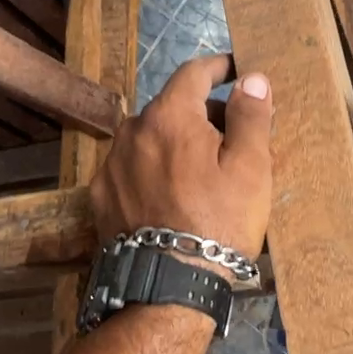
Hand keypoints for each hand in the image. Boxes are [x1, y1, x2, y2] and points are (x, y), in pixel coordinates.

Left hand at [91, 55, 272, 266]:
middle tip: (232, 138)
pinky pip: (133, 169)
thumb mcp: (251, 168)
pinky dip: (154, 170)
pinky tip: (172, 195)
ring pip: (150, 139)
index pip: (193, 72)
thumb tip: (251, 78)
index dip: (219, 67)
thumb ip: (250, 116)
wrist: (168, 286)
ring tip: (202, 172)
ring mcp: (110, 165)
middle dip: (202, 114)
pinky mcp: (100, 197)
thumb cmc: (219, 221)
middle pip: (172, 107)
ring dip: (175, 143)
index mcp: (168, 116)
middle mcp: (131, 130)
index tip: (236, 70)